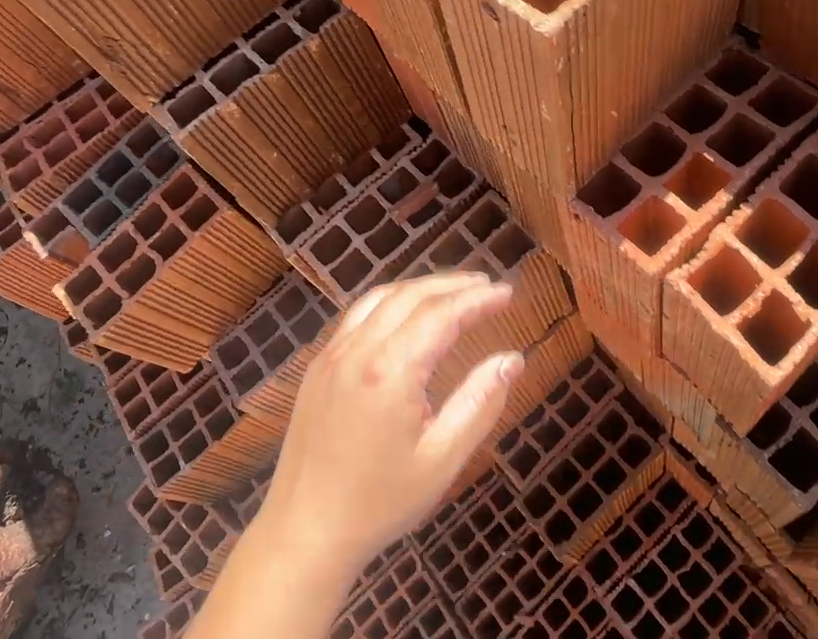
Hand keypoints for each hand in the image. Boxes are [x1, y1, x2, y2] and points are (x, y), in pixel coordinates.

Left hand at [255, 272, 523, 571]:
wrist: (305, 531)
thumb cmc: (380, 502)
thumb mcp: (441, 459)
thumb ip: (480, 403)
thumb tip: (512, 359)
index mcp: (389, 372)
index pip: (441, 314)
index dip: (477, 299)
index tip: (507, 293)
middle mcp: (357, 351)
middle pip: (410, 295)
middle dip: (452, 285)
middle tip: (488, 287)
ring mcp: (331, 355)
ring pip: (380, 298)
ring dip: (421, 288)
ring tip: (454, 292)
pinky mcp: (318, 366)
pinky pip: (358, 316)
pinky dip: (390, 302)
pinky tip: (407, 314)